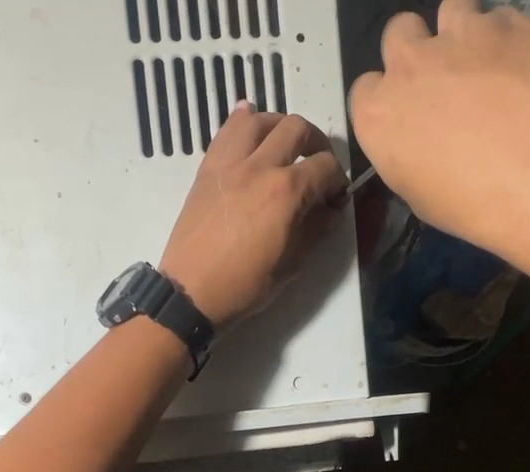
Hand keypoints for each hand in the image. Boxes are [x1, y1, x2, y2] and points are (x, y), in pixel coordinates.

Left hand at [158, 103, 348, 326]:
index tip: (336, 197)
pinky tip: (250, 122)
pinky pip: (226, 131)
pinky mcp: (207, 169)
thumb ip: (316, 230)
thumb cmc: (244, 286)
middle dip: (316, 143)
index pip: (326, 167)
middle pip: (297, 128)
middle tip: (317, 164)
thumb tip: (332, 209)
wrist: (191, 293)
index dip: (338, 180)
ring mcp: (229, 164)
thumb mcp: (291, 265)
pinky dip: (242, 121)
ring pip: (259, 120)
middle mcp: (259, 166)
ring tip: (284, 144)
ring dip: (279, 125)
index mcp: (286, 192)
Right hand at [349, 0, 529, 261]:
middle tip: (446, 85)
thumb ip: (409, 153)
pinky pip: (502, 18)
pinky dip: (509, 40)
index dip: (389, 101)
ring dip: (462, 33)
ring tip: (487, 67)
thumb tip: (423, 144)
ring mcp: (462, 35)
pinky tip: (527, 70)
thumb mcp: (420, 196)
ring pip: (450, 10)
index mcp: (378, 114)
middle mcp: (411, 64)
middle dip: (417, 52)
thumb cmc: (473, 204)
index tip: (410, 118)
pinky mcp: (513, 22)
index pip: (366, 89)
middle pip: (399, 33)